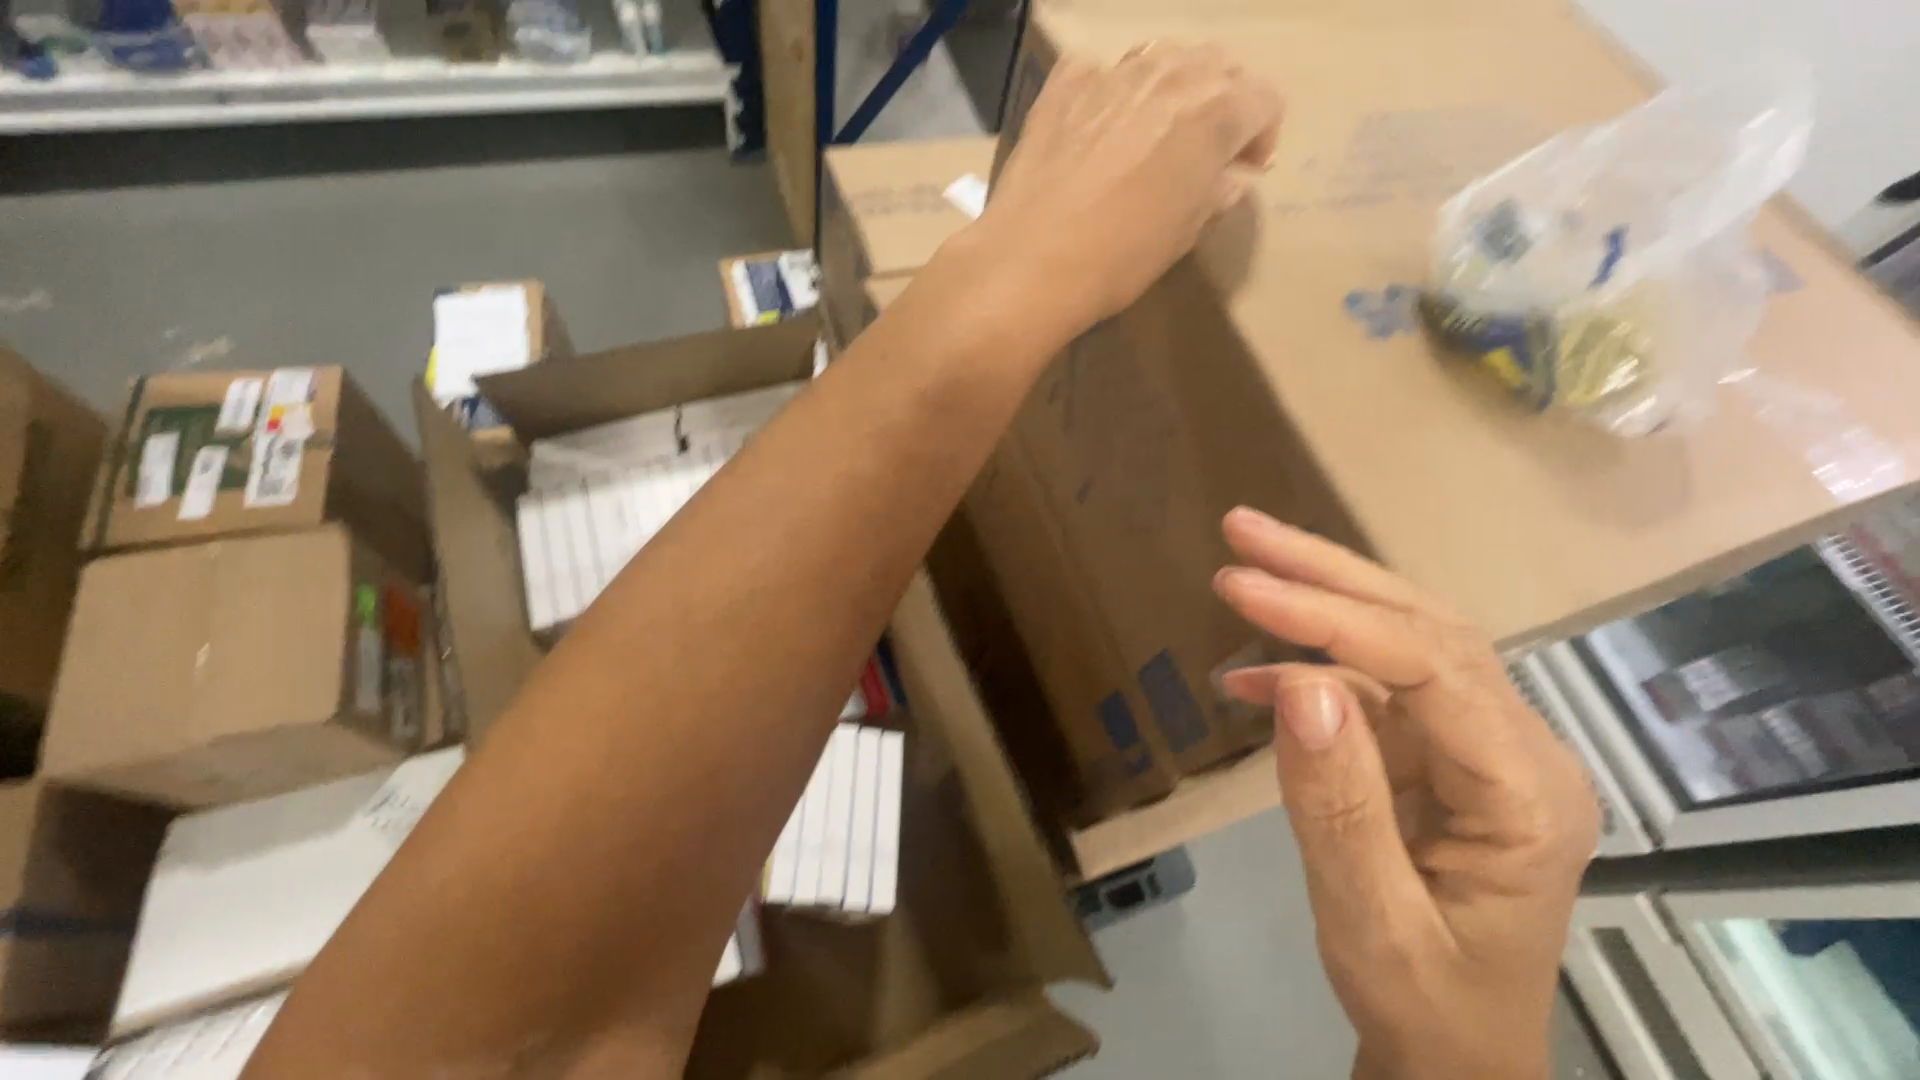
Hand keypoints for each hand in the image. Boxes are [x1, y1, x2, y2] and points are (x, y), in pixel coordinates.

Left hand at [977, 41, 1281, 334]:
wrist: (1032, 262)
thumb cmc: (1120, 258)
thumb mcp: (1183, 234)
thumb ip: (1213, 194)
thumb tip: (1226, 180)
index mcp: (1215, 112)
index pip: (1264, 100)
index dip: (1262, 136)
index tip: (1245, 170)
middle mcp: (1169, 76)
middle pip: (1215, 67)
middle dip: (1221, 102)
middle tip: (1204, 149)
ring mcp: (1112, 74)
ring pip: (1160, 59)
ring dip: (1169, 89)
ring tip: (1154, 133)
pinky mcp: (1063, 87)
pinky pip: (1097, 73)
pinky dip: (1107, 93)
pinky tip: (1097, 130)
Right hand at [1211, 507, 1597, 1079]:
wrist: (1454, 1052)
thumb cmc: (1423, 1000)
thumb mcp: (1372, 923)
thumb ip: (1340, 806)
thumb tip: (1300, 686)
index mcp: (1526, 793)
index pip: (1430, 669)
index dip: (1331, 619)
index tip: (1242, 586)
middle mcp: (1520, 750)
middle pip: (1427, 629)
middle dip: (1329, 574)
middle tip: (1242, 529)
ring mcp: (1483, 748)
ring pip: (1407, 640)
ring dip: (1323, 597)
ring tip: (1244, 562)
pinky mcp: (1444, 755)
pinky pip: (1379, 688)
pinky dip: (1312, 668)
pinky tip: (1253, 674)